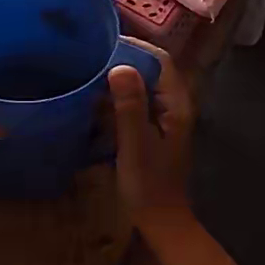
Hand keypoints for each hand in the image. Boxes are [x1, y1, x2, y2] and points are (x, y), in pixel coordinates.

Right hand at [108, 39, 193, 226]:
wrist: (161, 221)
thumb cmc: (149, 184)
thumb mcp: (135, 144)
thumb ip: (130, 105)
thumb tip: (120, 67)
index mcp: (176, 104)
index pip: (159, 60)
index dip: (134, 47)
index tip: (104, 44)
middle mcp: (174, 105)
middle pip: (151, 70)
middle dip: (123, 61)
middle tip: (90, 58)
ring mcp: (164, 118)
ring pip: (142, 86)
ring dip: (118, 80)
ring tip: (88, 74)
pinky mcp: (152, 129)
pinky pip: (136, 103)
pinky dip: (117, 98)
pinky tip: (95, 102)